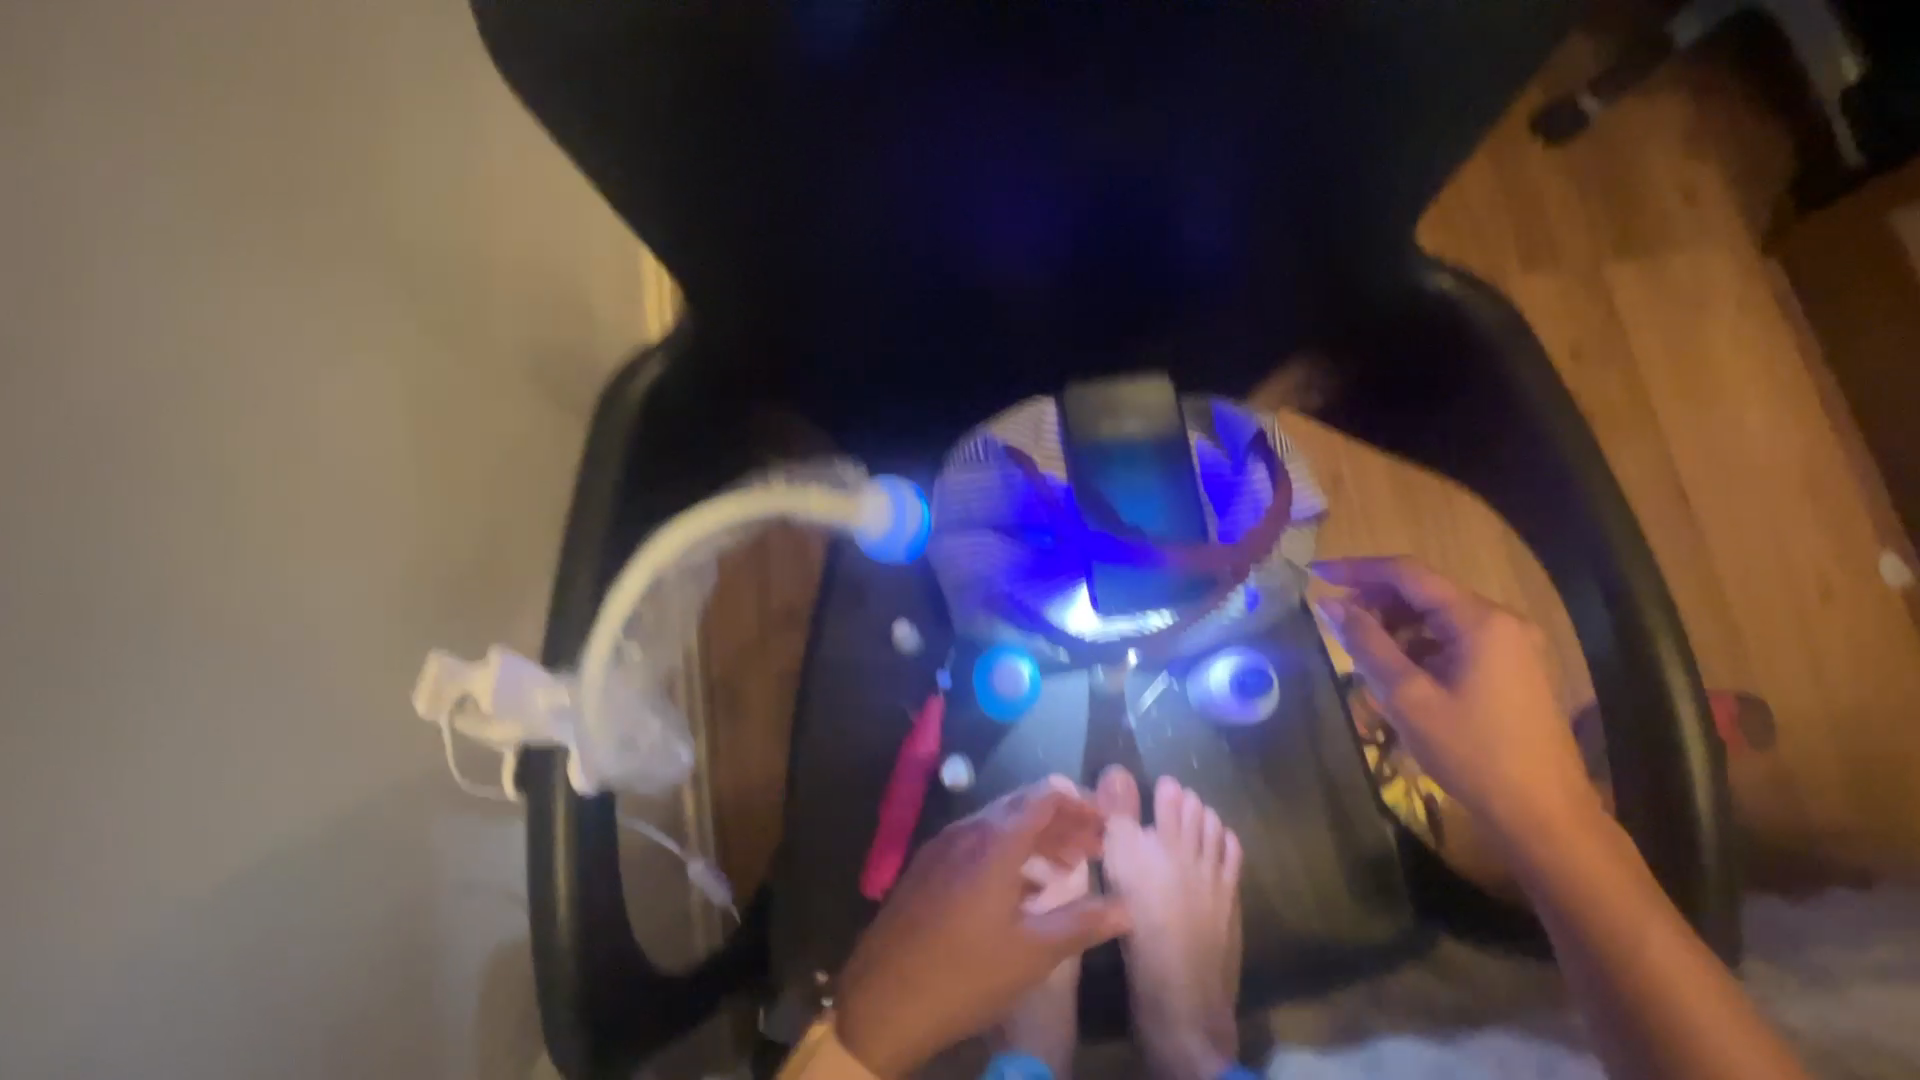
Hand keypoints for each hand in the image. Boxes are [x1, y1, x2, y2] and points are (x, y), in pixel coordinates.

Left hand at [834, 776, 1128, 1078]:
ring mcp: (940, 848)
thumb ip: (1082, 923)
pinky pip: (975, 843)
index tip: (1107, 822)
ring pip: (997, 825)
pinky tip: (1022, 888)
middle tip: (1094, 847)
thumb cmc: (964, 975)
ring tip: (1067, 868)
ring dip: (1036, 839)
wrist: (880, 1001)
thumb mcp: (1032, 954)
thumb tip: (1127, 907)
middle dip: (1062, 822)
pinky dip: (1007, 853)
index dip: (1081, 803)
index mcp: (995, 842)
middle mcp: (966, 832)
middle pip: (1022, 807)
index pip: (1045, 797)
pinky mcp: (925, 868)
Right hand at [1312, 557, 1600, 842]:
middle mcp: (1500, 620)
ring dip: (1394, 624)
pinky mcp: (1511, 666)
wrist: (1543, 812)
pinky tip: (1396, 670)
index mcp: (1479, 620)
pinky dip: (1418, 644)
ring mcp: (1511, 643)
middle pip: (1424, 591)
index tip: (1314, 572)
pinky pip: (1453, 638)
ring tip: (1360, 651)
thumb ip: (1366, 644)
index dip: (1356, 568)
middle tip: (1334, 621)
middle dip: (1374, 599)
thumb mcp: (1407, 697)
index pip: (1408, 573)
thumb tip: (1329, 604)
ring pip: (1437, 615)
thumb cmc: (1471, 753)